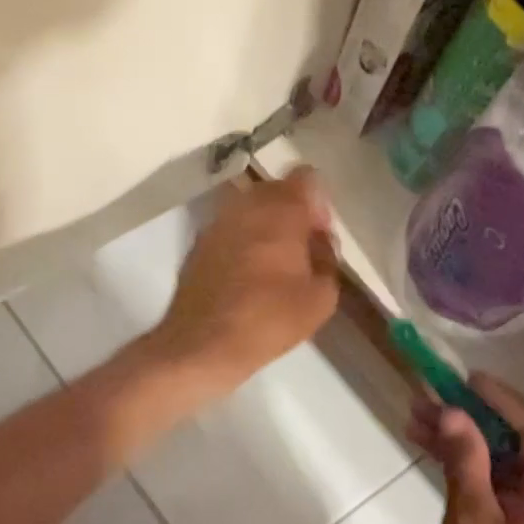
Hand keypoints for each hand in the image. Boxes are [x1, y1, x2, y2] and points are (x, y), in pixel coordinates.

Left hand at [146, 168, 338, 393]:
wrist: (202, 346)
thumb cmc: (268, 320)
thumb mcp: (321, 297)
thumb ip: (327, 258)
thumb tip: (318, 242)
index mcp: (280, 209)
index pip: (307, 178)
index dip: (318, 204)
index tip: (318, 236)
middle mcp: (244, 206)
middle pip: (275, 191)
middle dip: (291, 214)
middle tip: (299, 252)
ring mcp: (215, 224)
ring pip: (248, 211)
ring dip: (264, 229)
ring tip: (272, 267)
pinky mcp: (196, 246)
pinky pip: (228, 232)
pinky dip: (240, 244)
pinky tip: (246, 278)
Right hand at [406, 373, 523, 523]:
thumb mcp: (469, 519)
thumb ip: (464, 461)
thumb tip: (451, 412)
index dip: (501, 401)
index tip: (466, 380)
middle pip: (518, 443)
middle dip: (472, 418)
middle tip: (428, 397)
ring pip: (503, 460)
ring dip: (463, 440)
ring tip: (417, 418)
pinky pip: (498, 481)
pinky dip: (468, 465)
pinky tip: (431, 447)